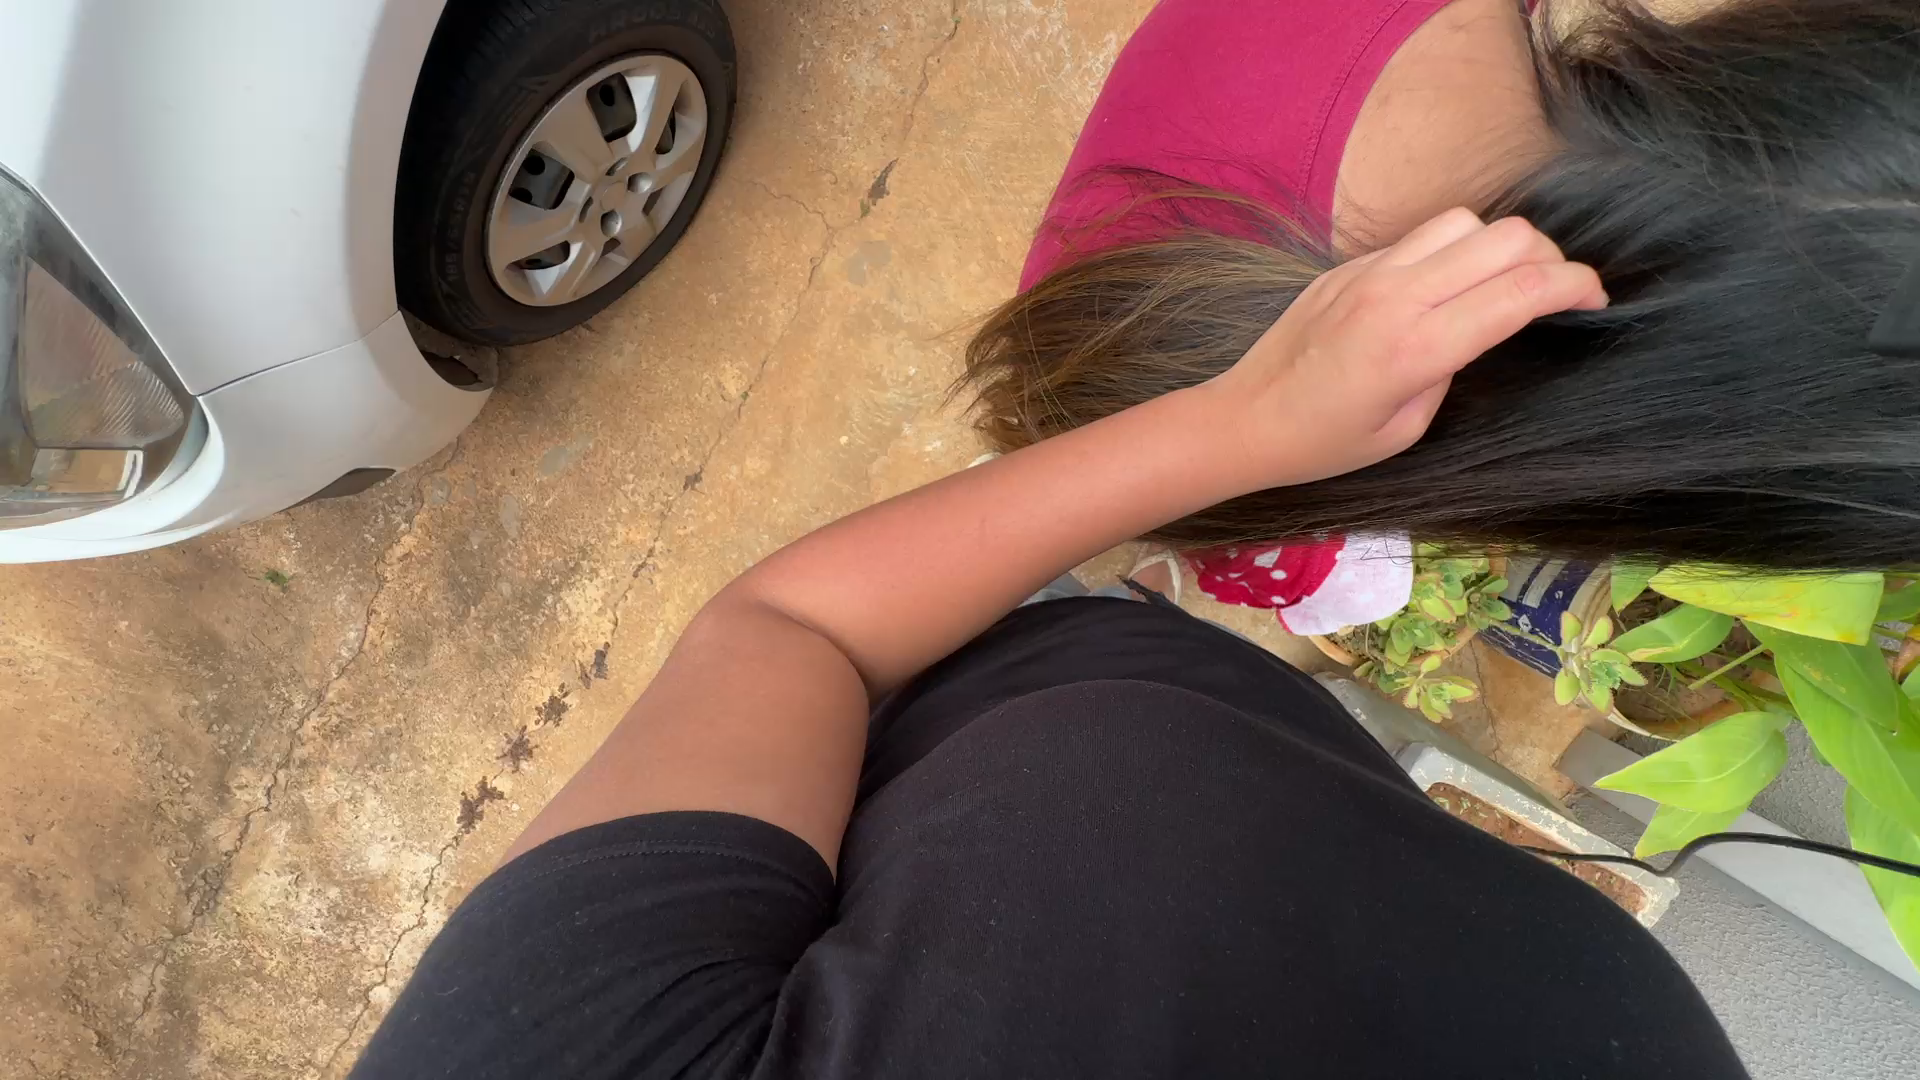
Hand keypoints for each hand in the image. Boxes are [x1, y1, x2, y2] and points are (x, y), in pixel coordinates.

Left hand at [1200, 208, 1606, 487]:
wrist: (1243, 420)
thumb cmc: (1319, 442)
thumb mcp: (1403, 427)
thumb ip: (1450, 369)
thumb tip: (1472, 329)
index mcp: (1414, 347)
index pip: (1525, 288)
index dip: (1579, 287)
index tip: (1592, 302)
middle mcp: (1393, 297)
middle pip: (1508, 236)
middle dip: (1548, 259)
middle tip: (1544, 294)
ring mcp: (1362, 276)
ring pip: (1461, 222)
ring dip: (1491, 247)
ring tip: (1485, 287)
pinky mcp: (1339, 271)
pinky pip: (1411, 240)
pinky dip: (1440, 255)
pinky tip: (1428, 292)